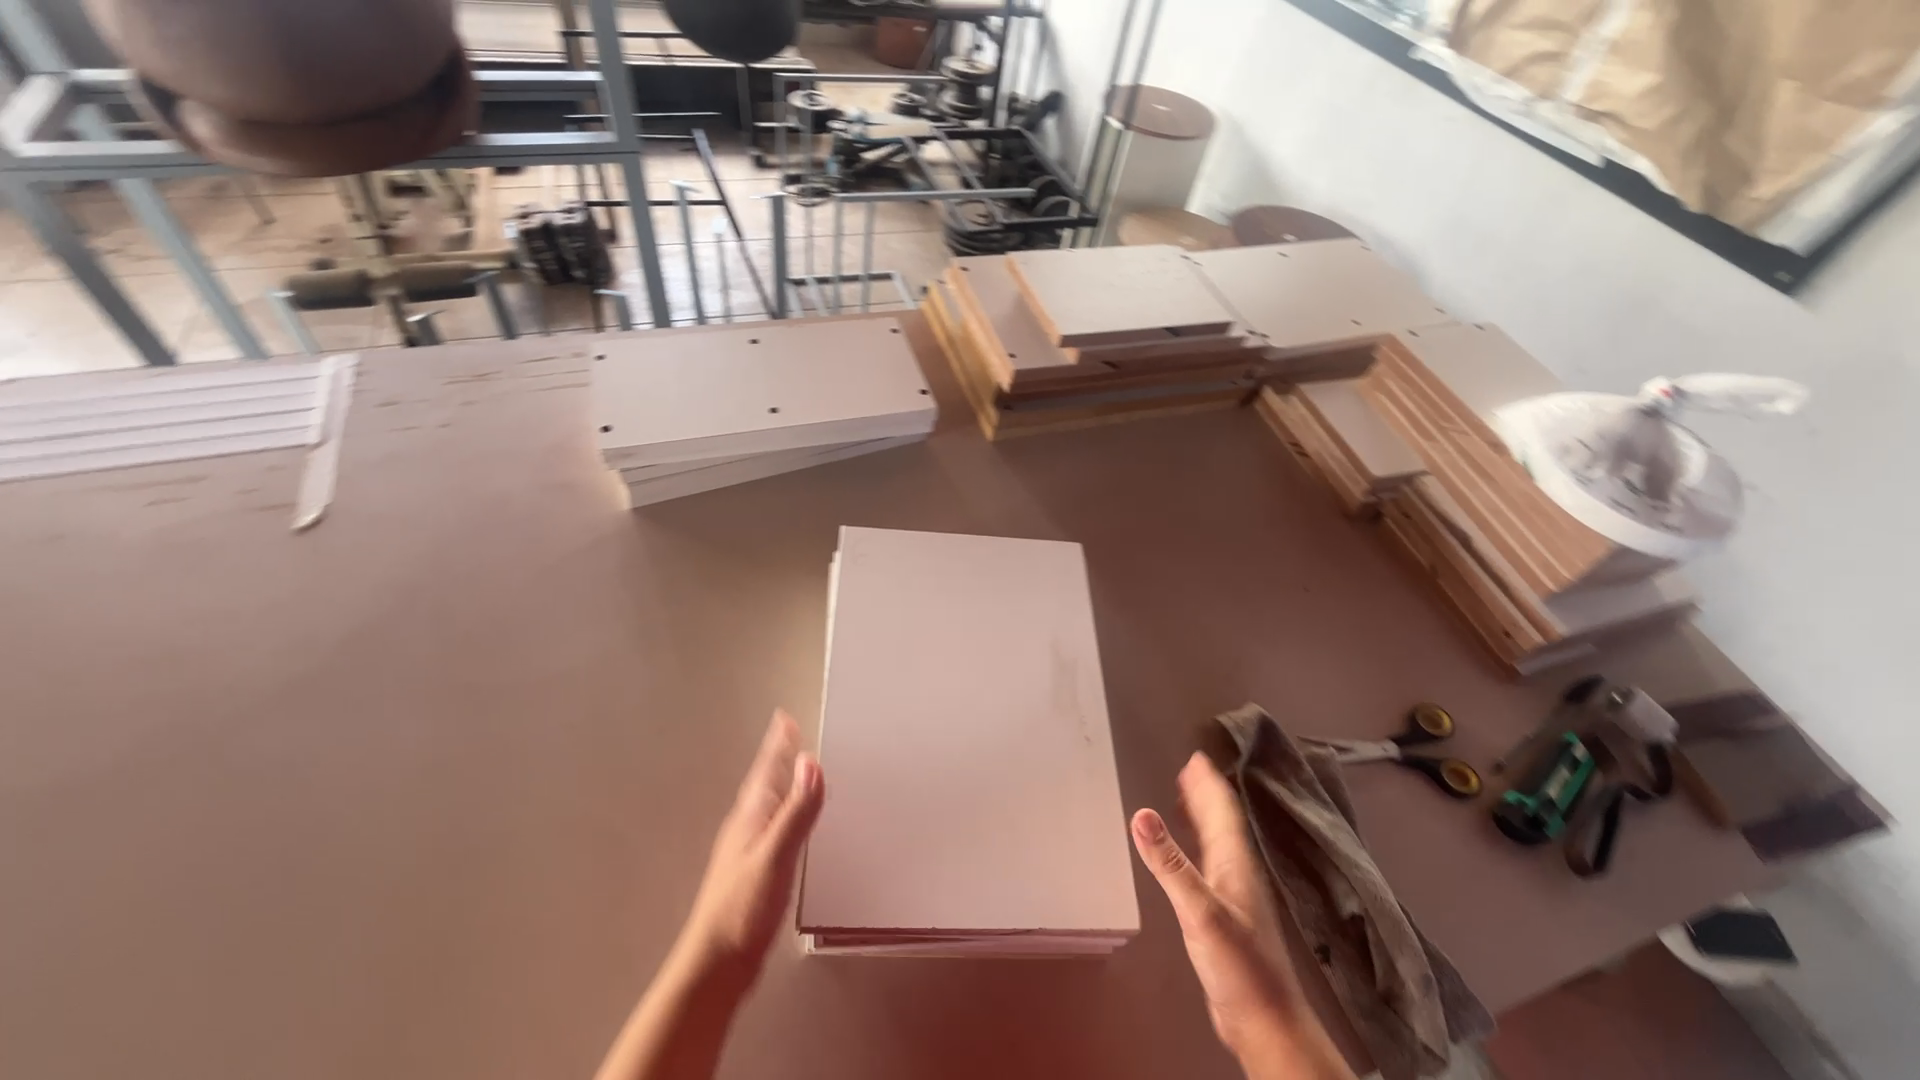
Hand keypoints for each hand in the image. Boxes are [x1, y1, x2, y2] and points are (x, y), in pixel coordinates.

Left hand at [593, 711, 824, 1079]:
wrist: (717, 964)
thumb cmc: (741, 910)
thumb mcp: (775, 856)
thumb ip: (796, 811)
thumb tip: (811, 763)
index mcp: (750, 818)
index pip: (766, 771)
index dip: (777, 744)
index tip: (783, 717)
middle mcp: (745, 829)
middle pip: (764, 783)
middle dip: (778, 757)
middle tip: (789, 735)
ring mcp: (746, 851)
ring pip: (766, 805)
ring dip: (779, 783)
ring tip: (791, 770)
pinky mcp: (752, 873)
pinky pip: (771, 828)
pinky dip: (783, 814)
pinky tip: (787, 826)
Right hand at [1131, 754, 1352, 1079]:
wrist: (1264, 1021)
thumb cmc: (1239, 965)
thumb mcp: (1199, 909)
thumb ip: (1170, 863)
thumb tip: (1140, 814)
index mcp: (1236, 863)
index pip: (1223, 811)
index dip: (1209, 784)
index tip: (1195, 756)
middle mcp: (1238, 872)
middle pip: (1222, 822)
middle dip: (1204, 794)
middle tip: (1186, 769)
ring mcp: (1233, 895)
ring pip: (1216, 843)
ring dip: (1200, 818)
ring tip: (1182, 799)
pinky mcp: (1224, 916)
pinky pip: (1208, 865)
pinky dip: (1195, 849)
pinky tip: (1186, 856)